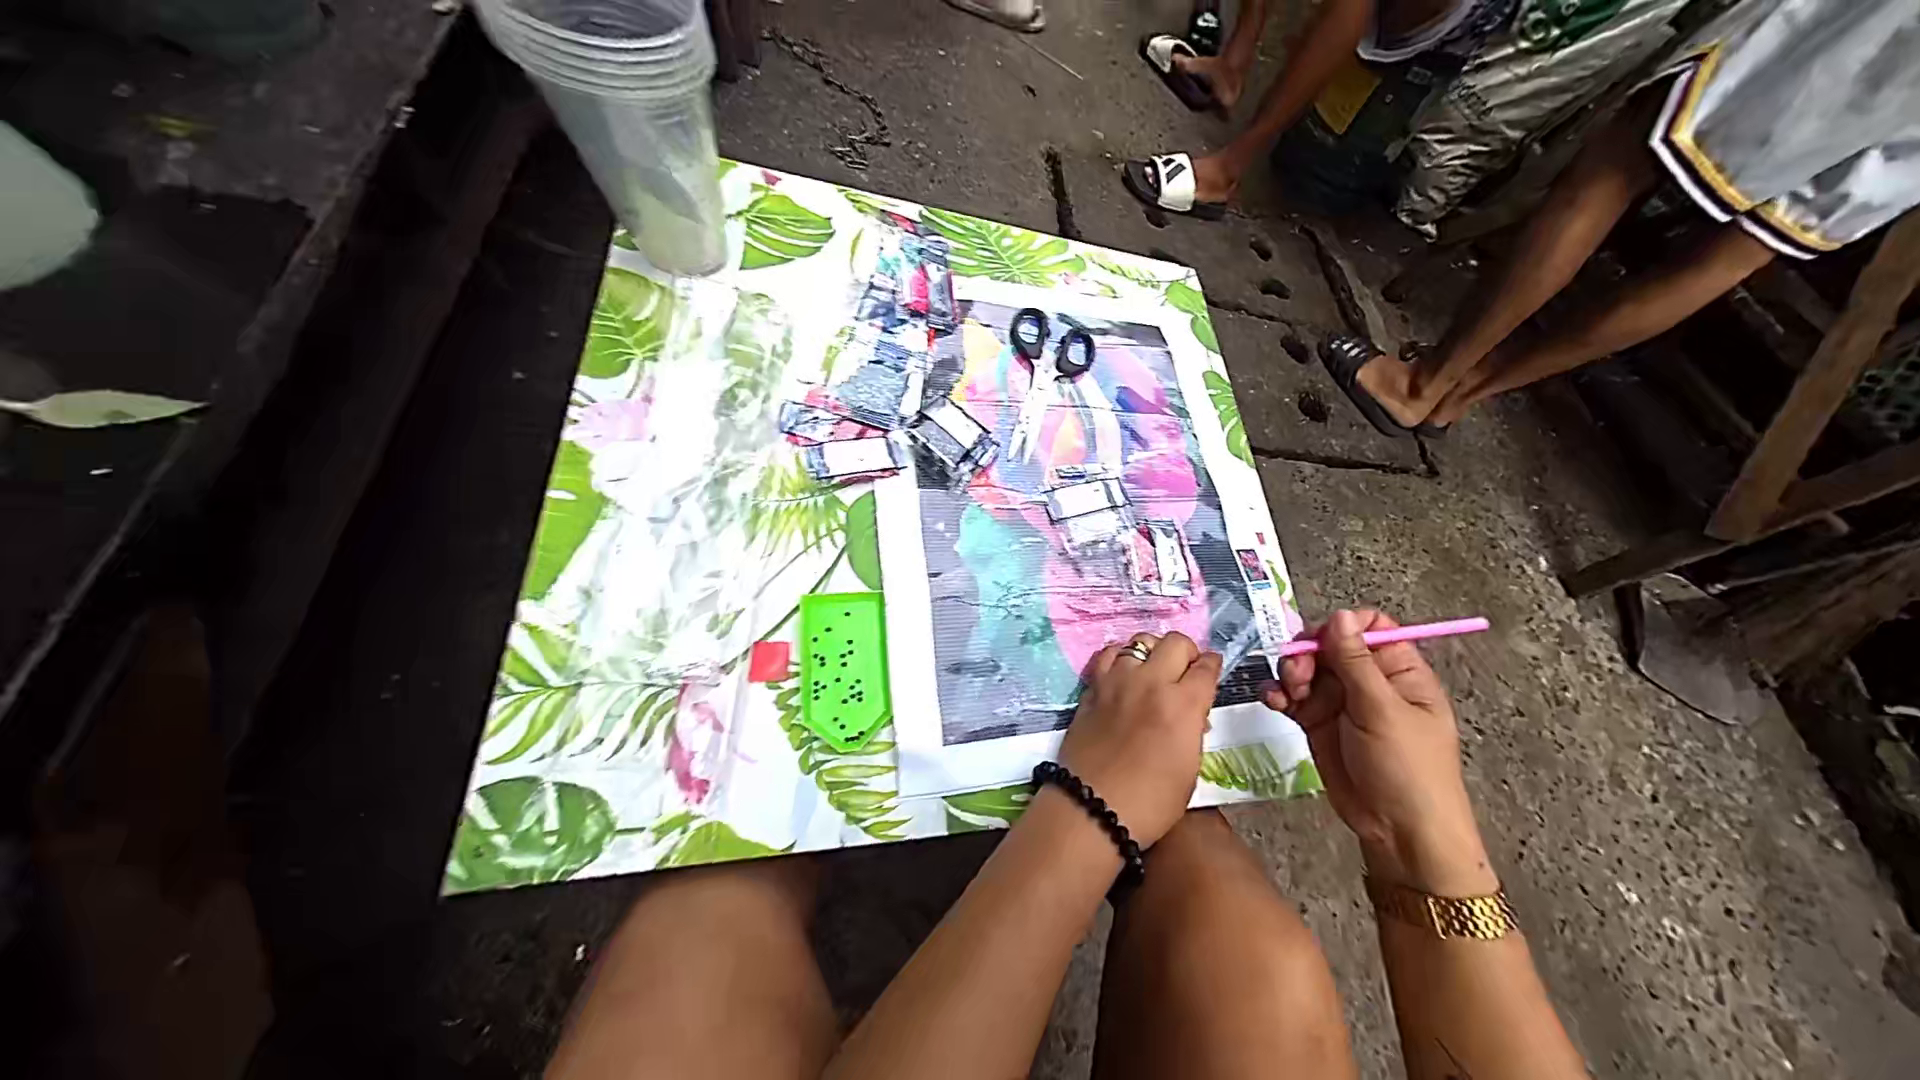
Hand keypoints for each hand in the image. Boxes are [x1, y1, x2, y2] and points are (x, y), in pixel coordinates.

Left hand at [1056, 631, 1221, 847]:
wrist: (1092, 805)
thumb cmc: (1151, 802)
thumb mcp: (1190, 769)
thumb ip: (1192, 731)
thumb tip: (1191, 715)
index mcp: (1182, 704)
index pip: (1205, 667)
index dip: (1212, 665)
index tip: (1211, 667)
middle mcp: (1150, 683)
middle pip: (1174, 642)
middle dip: (1186, 652)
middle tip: (1185, 669)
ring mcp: (1117, 682)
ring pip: (1139, 641)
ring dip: (1152, 651)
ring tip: (1153, 669)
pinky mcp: (1092, 688)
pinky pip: (1108, 656)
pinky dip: (1120, 657)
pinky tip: (1123, 672)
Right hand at [1264, 610, 1495, 895]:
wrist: (1397, 830)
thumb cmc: (1408, 769)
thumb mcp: (1384, 711)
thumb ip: (1356, 662)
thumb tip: (1340, 615)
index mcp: (1398, 670)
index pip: (1368, 627)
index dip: (1341, 628)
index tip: (1321, 644)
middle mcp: (1367, 680)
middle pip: (1327, 645)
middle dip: (1307, 654)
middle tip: (1299, 676)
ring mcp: (1340, 701)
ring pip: (1305, 667)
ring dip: (1289, 674)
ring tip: (1289, 695)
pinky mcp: (1316, 720)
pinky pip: (1291, 695)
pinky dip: (1279, 694)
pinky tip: (1275, 702)